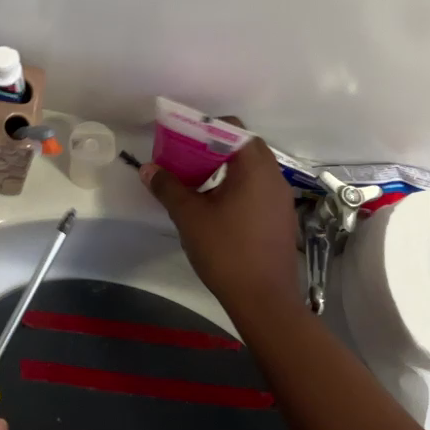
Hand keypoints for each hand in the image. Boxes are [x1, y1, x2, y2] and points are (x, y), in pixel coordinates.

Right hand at [142, 137, 300, 310]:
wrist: (265, 302)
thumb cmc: (227, 251)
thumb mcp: (189, 216)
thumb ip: (168, 187)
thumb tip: (148, 169)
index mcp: (255, 167)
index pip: (232, 127)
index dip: (203, 127)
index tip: (179, 137)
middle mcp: (273, 176)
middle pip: (241, 146)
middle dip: (210, 147)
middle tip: (182, 157)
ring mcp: (281, 199)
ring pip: (249, 169)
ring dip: (222, 168)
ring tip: (193, 180)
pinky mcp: (280, 218)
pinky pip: (256, 188)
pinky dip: (235, 186)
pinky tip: (214, 205)